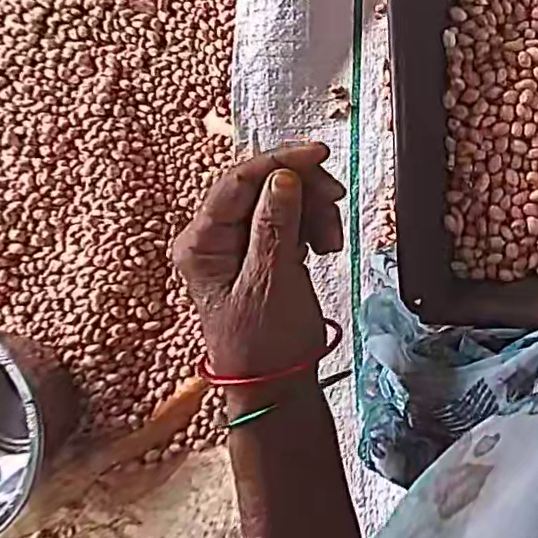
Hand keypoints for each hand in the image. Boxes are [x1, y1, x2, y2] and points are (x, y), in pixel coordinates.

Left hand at [171, 142, 345, 388]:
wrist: (278, 383)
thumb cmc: (266, 342)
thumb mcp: (271, 282)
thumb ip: (275, 226)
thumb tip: (283, 177)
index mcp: (202, 242)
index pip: (237, 181)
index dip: (280, 161)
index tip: (319, 154)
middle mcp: (217, 235)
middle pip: (263, 185)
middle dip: (304, 190)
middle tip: (334, 202)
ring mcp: (242, 242)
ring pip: (283, 199)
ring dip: (315, 210)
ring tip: (330, 242)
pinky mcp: (265, 249)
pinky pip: (293, 218)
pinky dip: (314, 224)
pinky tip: (324, 247)